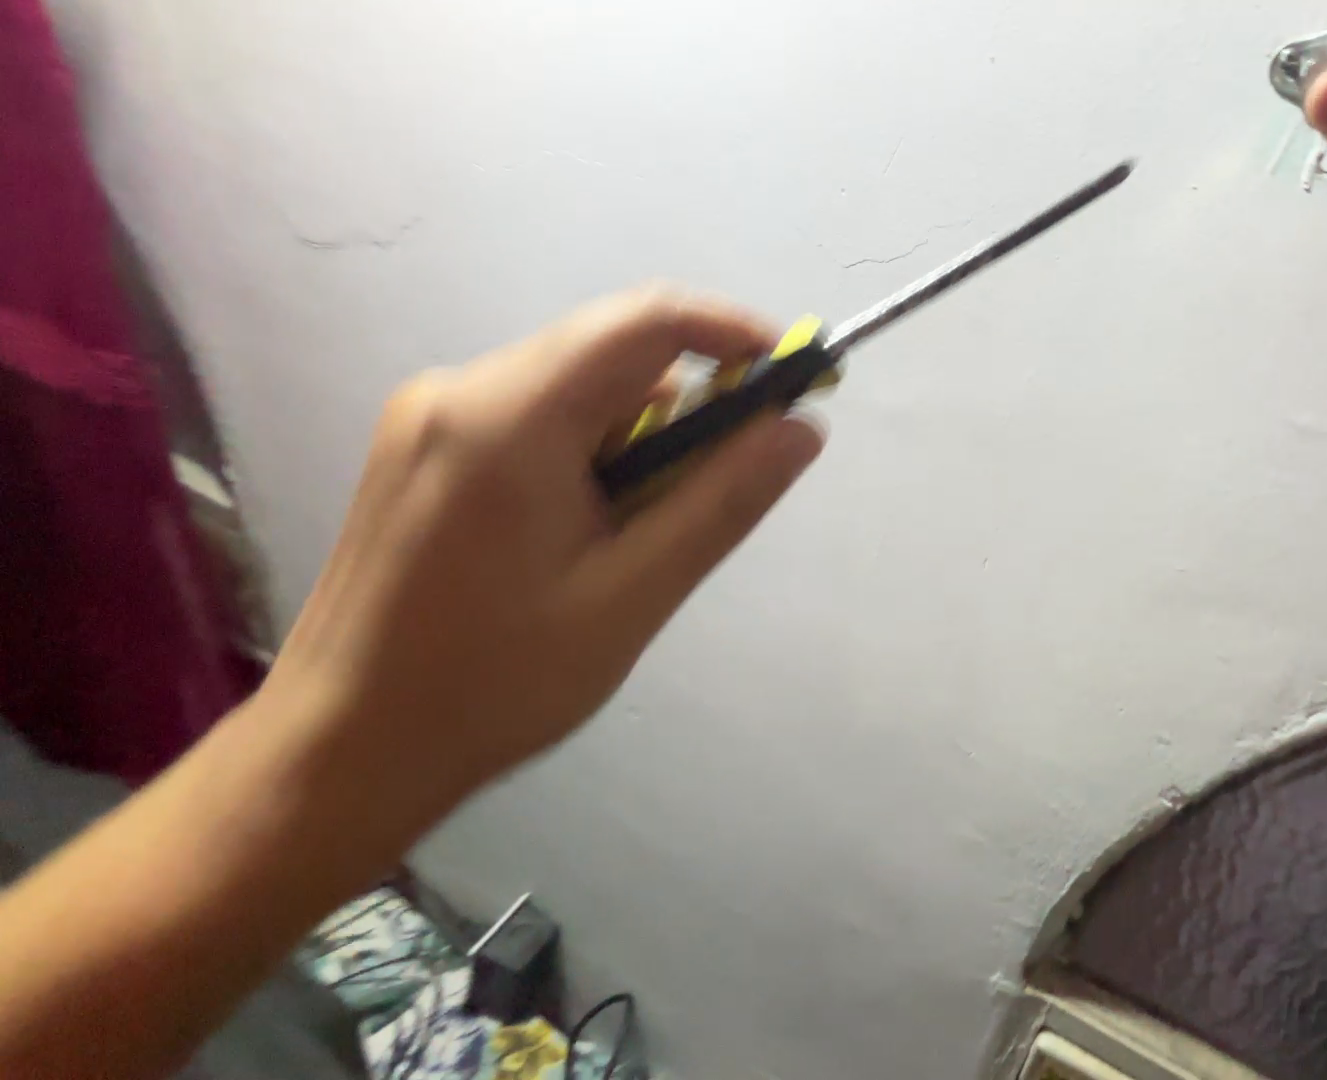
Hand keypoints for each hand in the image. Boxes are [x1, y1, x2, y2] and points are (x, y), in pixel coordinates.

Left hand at [261, 287, 823, 803]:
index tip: (791, 374)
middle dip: (687, 407)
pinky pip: (538, 419)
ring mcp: (430, 416)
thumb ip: (723, 502)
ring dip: (638, 441)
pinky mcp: (423, 447)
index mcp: (510, 417)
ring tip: (633, 540)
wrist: (348, 744)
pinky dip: (591, 455)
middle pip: (612, 355)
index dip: (732, 332)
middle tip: (717, 491)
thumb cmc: (498, 680)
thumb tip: (802, 430)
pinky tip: (582, 535)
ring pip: (579, 391)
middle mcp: (461, 390)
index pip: (644, 321)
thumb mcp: (634, 595)